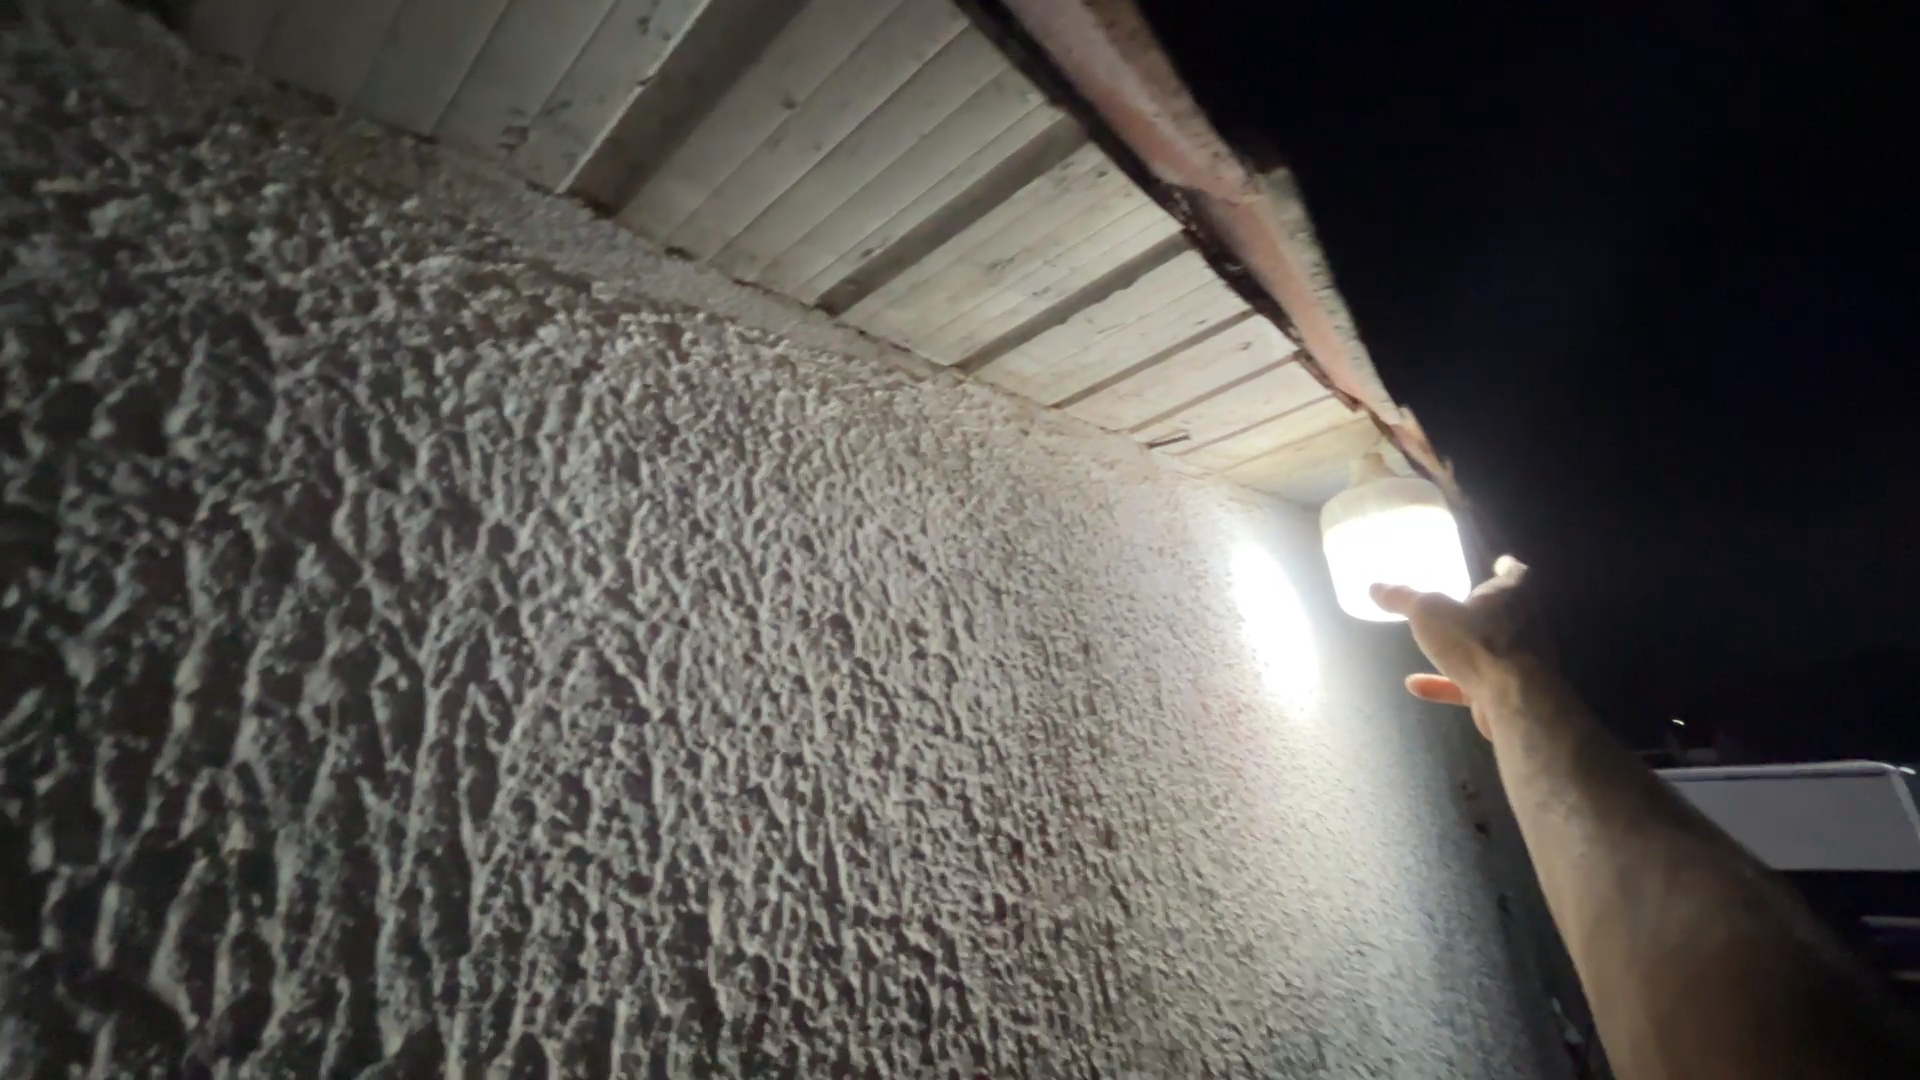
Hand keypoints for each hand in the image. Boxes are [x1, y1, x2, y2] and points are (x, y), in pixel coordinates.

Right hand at [1370, 556, 1542, 737]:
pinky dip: (1446, 684)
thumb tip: (1374, 587)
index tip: (1500, 564)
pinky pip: (1474, 683)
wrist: (1514, 700)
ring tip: (1434, 647)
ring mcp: (1522, 662)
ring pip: (1491, 649)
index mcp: (1513, 596)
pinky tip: (1416, 685)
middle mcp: (1526, 625)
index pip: (1516, 574)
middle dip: (1485, 610)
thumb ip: (1402, 599)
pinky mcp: (1511, 692)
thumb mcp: (1427, 612)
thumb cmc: (1476, 642)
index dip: (1506, 569)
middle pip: (1508, 612)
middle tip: (1459, 605)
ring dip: (1464, 650)